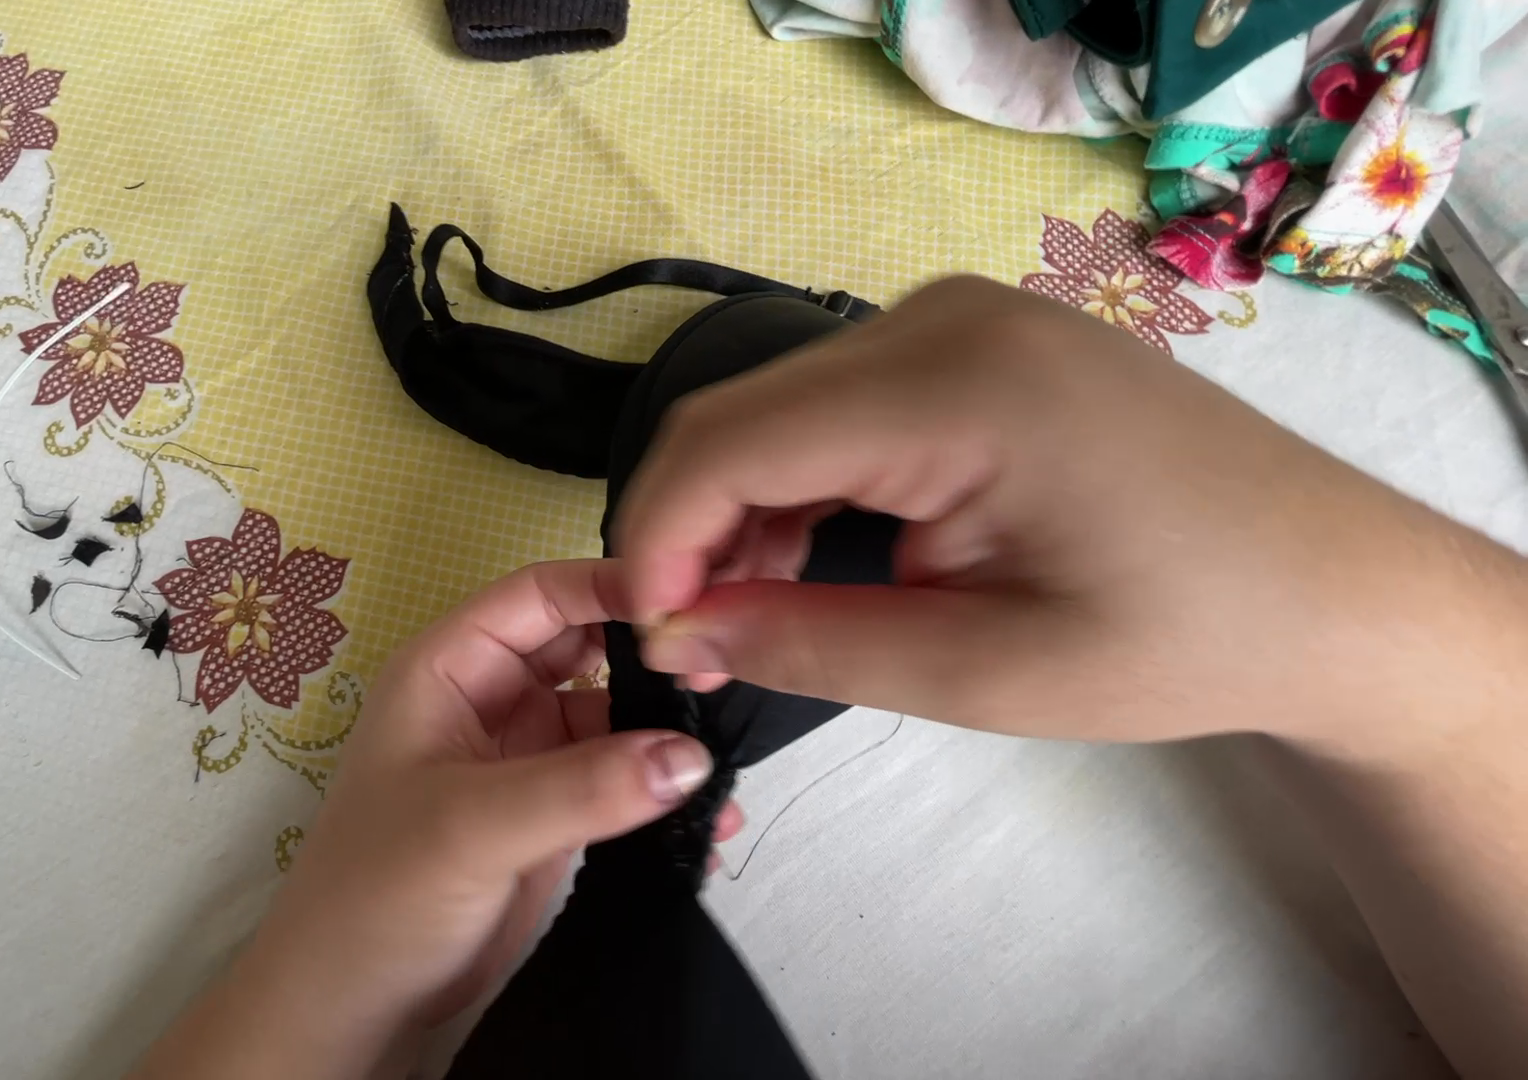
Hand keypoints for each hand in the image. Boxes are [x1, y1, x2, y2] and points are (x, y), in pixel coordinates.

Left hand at [129, 559, 737, 1079]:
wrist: (357, 1002)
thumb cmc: (378, 891)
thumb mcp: (471, 825)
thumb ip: (581, 787)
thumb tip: (689, 755)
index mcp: (451, 665)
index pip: (538, 596)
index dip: (606, 587)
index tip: (683, 604)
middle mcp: (493, 694)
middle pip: (585, 645)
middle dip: (648, 657)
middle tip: (719, 681)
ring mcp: (528, 750)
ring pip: (612, 712)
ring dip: (664, 732)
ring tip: (726, 759)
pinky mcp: (556, 803)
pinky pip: (622, 775)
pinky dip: (662, 788)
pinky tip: (708, 816)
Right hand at [613, 275, 1527, 1076]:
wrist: (1334, 590)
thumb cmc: (1179, 637)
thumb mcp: (978, 670)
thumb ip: (803, 645)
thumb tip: (673, 636)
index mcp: (952, 385)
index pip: (731, 442)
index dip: (659, 534)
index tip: (646, 626)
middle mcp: (932, 322)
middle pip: (735, 420)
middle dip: (684, 529)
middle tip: (687, 632)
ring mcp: (941, 323)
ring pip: (765, 417)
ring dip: (731, 514)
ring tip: (741, 609)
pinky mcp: (948, 349)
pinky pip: (816, 415)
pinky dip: (783, 491)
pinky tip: (798, 557)